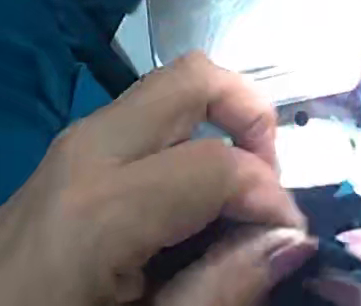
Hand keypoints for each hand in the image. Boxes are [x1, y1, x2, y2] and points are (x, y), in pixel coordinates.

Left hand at [0, 53, 312, 305]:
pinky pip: (144, 110)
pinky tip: (191, 189)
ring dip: (218, 117)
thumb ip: (217, 290)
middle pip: (191, 76)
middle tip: (270, 181)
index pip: (215, 163)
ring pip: (169, 83)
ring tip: (237, 188)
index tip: (290, 238)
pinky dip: (186, 128)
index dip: (269, 195)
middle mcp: (89, 147)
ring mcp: (75, 137)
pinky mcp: (70, 145)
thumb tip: (289, 238)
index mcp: (102, 209)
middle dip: (248, 112)